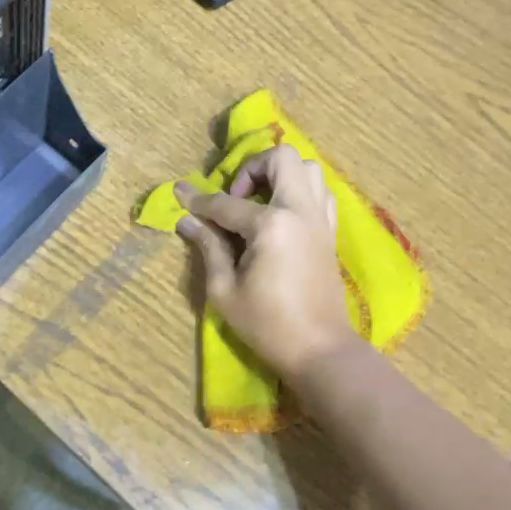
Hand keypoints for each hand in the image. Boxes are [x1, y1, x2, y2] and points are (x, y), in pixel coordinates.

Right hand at [175, 145, 360, 383]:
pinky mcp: (330, 233)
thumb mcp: (225, 290)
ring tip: (259, 204)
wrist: (320, 350)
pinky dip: (299, 191)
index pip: (227, 203)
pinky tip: (280, 216)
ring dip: (279, 176)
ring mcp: (321, 220)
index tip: (180, 193)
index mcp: (272, 225)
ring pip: (308, 169)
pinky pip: (320, 192)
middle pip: (282, 159)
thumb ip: (209, 248)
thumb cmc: (268, 325)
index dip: (199, 201)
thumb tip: (187, 220)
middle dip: (252, 168)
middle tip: (235, 198)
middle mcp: (300, 211)